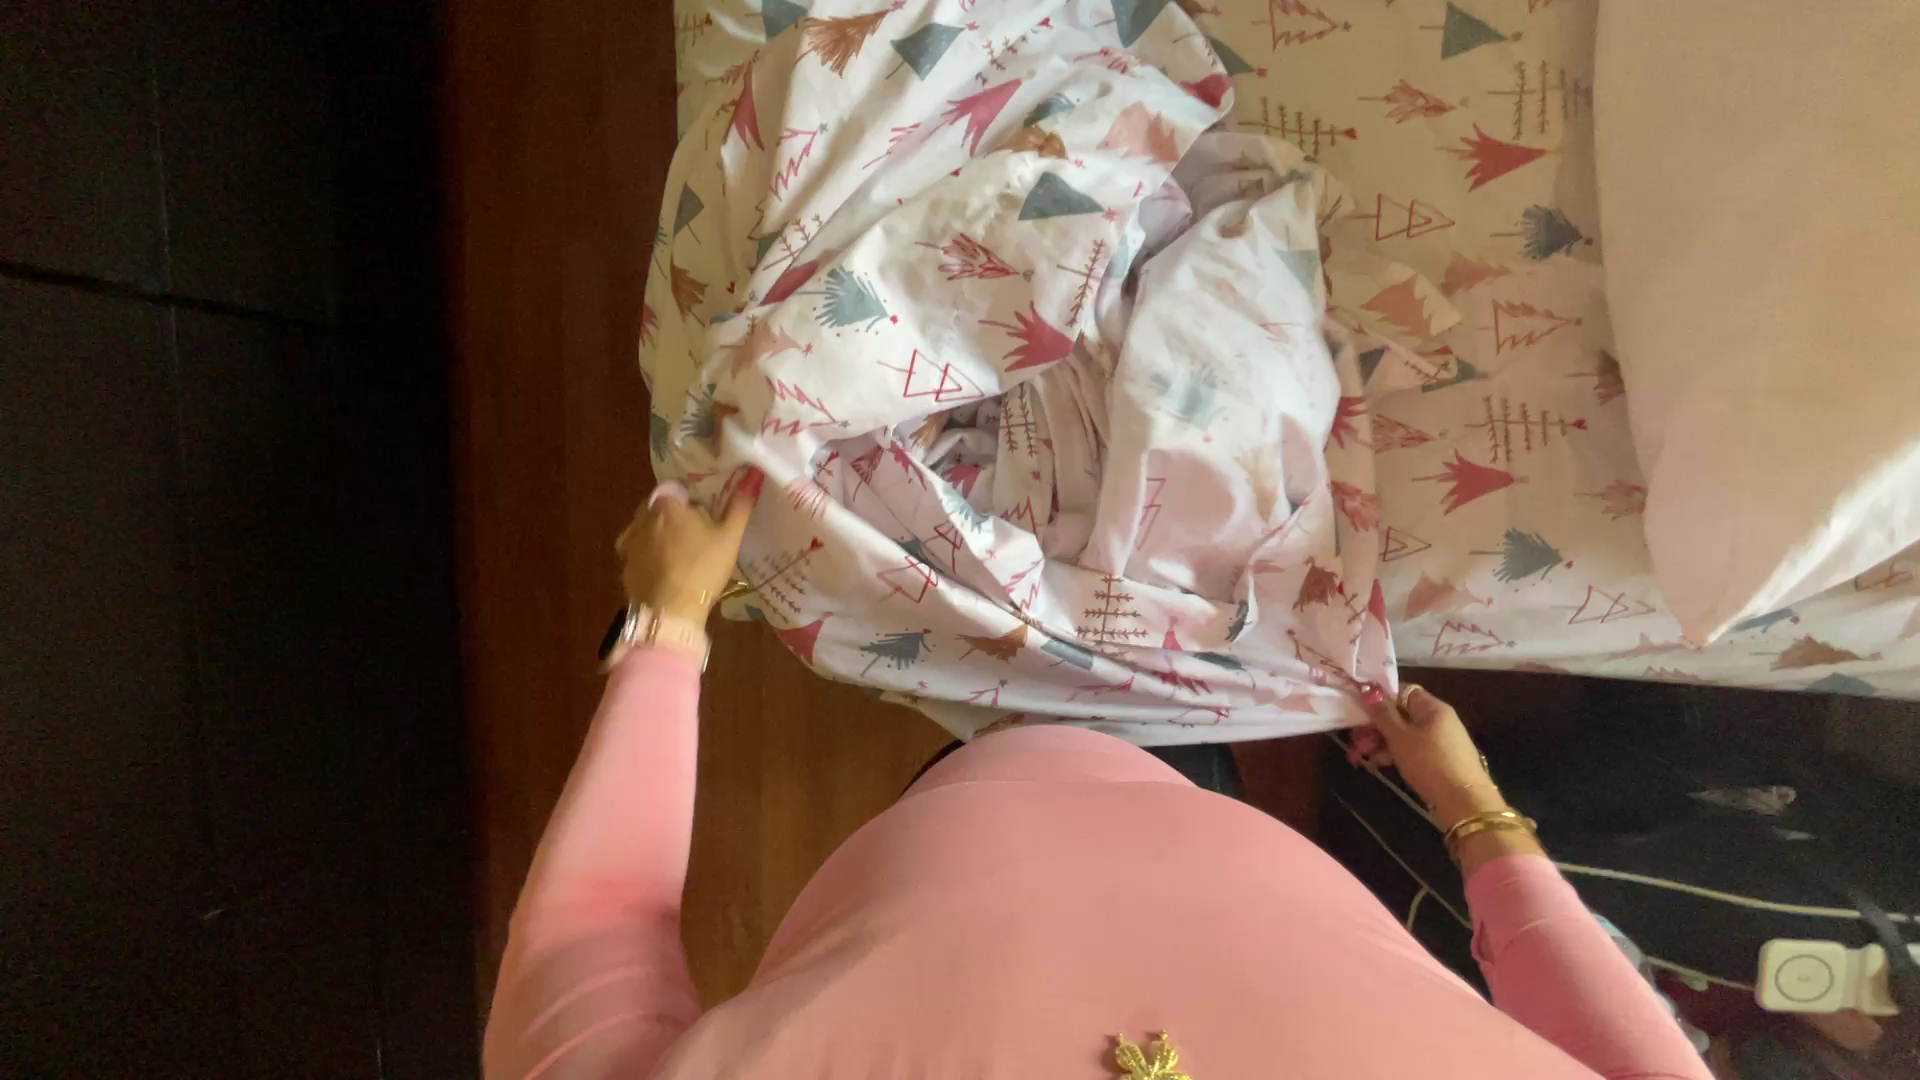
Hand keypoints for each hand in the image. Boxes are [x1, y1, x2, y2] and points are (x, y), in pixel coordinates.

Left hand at [616, 472, 758, 622]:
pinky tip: (665, 569)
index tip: (705, 514)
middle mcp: (642, 517)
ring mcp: (629, 542)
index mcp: (667, 505)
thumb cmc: (703, 568)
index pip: (676, 489)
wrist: (671, 610)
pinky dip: (649, 555)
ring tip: (682, 554)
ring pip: (646, 528)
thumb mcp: (729, 536)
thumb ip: (740, 505)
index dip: (691, 499)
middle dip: (675, 515)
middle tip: (697, 535)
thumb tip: (753, 475)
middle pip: (659, 507)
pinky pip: (637, 551)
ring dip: (660, 534)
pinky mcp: (624, 565)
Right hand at [1367, 685, 1506, 826]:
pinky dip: (1395, 753)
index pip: (1403, 690)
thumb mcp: (1399, 736)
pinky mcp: (1440, 758)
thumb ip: (1382, 713)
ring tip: (1364, 756)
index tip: (1359, 706)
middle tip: (1357, 738)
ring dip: (1382, 741)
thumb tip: (1367, 689)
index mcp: (1432, 708)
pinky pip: (1413, 748)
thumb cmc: (1429, 762)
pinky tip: (1380, 764)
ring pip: (1404, 732)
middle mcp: (1438, 719)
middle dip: (1376, 725)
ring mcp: (1440, 740)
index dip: (1380, 696)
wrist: (1464, 803)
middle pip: (1401, 713)